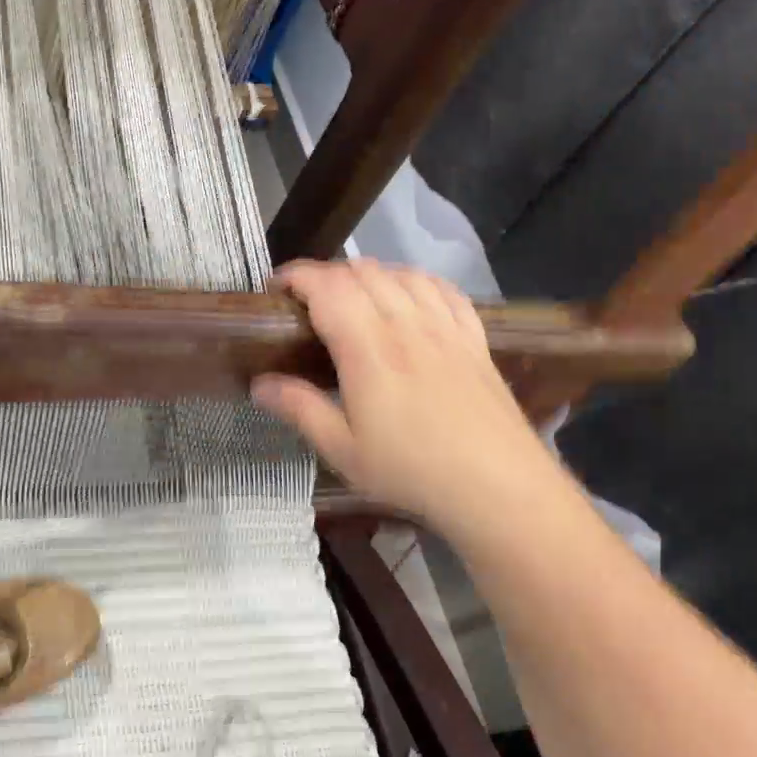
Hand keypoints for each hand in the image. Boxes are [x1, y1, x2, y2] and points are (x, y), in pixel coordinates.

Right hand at [252, 259, 563, 530]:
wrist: (496, 484)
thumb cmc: (411, 470)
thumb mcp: (343, 449)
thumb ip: (300, 409)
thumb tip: (259, 383)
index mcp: (369, 350)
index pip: (328, 288)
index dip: (297, 277)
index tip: (275, 288)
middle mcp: (407, 325)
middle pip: (363, 273)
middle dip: (326, 275)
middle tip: (305, 300)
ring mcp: (445, 327)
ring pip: (402, 273)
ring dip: (369, 274)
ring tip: (350, 294)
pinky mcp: (473, 338)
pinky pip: (442, 289)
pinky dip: (414, 280)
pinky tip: (406, 294)